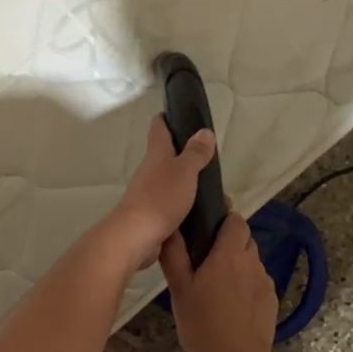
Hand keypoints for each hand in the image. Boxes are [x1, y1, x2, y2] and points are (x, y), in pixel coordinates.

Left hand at [102, 116, 217, 270]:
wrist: (136, 237)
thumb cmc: (160, 198)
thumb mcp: (184, 171)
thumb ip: (195, 153)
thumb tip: (204, 131)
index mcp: (157, 155)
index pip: (159, 128)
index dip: (168, 117)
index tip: (182, 114)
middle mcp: (150, 171)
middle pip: (167, 156)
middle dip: (188, 155)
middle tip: (212, 160)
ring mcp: (150, 194)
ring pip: (173, 183)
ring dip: (191, 184)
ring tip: (216, 192)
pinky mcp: (153, 215)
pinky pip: (174, 205)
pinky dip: (188, 206)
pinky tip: (204, 213)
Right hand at [160, 212, 278, 351]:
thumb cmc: (202, 324)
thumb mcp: (179, 289)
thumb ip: (174, 255)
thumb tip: (170, 227)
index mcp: (228, 255)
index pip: (236, 220)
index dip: (225, 216)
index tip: (209, 221)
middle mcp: (251, 263)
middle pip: (244, 239)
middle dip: (228, 241)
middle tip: (204, 258)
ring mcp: (265, 282)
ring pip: (251, 261)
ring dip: (236, 264)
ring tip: (215, 284)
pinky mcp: (271, 301)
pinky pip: (257, 282)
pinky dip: (245, 284)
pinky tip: (230, 304)